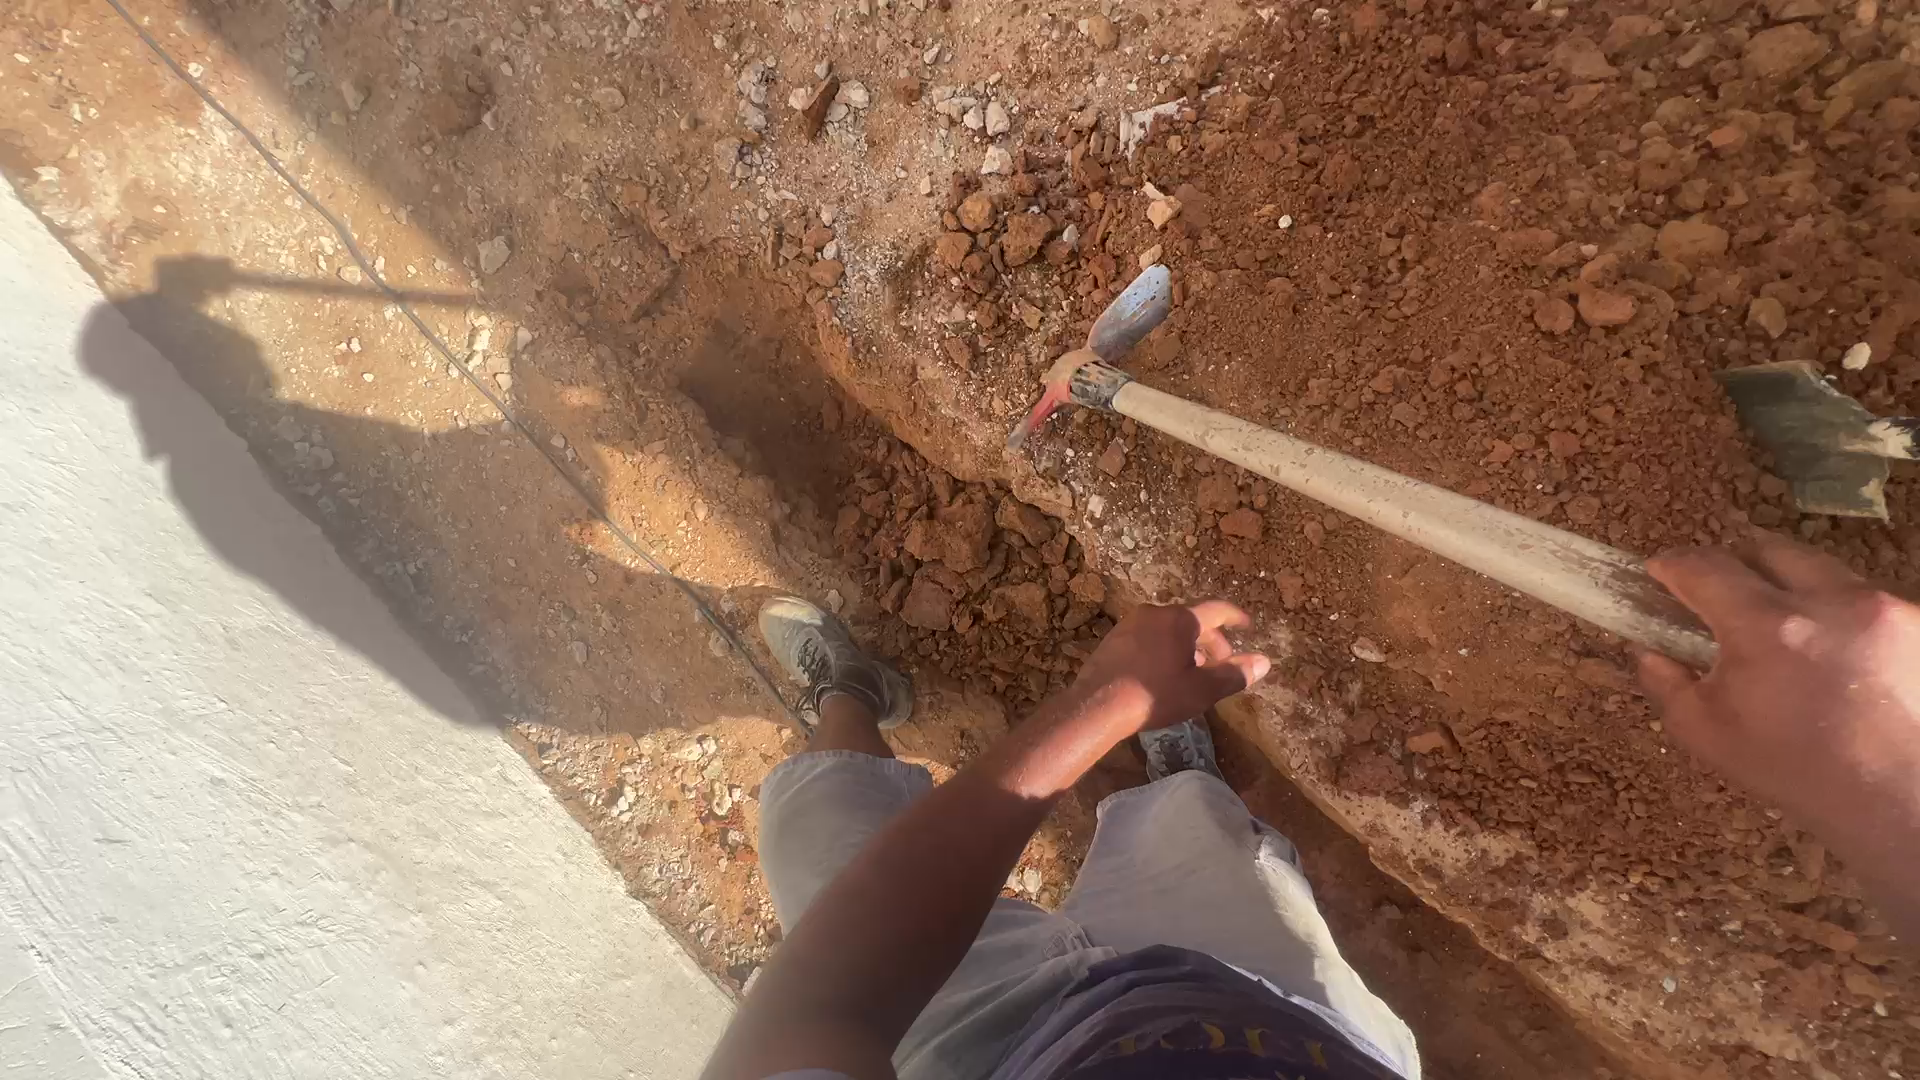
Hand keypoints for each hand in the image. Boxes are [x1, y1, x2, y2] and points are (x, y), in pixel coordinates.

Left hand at [1067, 600, 1271, 735]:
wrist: (1099, 704)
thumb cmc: (1155, 695)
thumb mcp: (1201, 689)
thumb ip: (1234, 674)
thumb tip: (1264, 661)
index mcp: (1180, 619)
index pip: (1217, 610)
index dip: (1236, 617)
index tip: (1247, 625)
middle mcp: (1155, 612)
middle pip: (1192, 620)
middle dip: (1211, 641)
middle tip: (1221, 665)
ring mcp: (1130, 623)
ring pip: (1169, 629)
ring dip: (1187, 646)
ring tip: (1193, 673)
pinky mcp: (1114, 638)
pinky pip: (1149, 636)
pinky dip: (1164, 648)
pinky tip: (1164, 673)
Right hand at [1638, 535, 1919, 918]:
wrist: (1909, 809)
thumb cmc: (1795, 769)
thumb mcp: (1702, 729)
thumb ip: (1665, 680)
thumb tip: (1650, 652)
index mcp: (1767, 625)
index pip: (1702, 566)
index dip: (1670, 565)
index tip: (1657, 573)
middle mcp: (1836, 604)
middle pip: (1770, 550)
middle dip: (1733, 563)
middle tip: (1714, 594)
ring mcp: (1893, 614)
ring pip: (1823, 573)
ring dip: (1788, 589)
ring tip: (1777, 630)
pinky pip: (1864, 604)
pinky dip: (1833, 616)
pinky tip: (1827, 657)